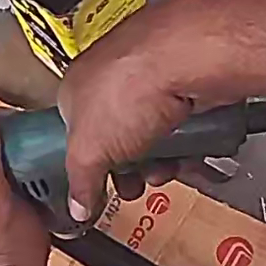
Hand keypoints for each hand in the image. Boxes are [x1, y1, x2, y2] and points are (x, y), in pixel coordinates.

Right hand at [57, 3, 218, 222]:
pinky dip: (185, 145)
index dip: (89, 168)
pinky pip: (181, 125)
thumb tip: (78, 208)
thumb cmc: (130, 87)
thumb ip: (81, 183)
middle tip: (138, 187)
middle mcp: (110, 81)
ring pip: (151, 135)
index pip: (75, 138)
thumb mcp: (89, 151)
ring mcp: (149, 80)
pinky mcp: (184, 85)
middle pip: (117, 140)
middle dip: (130, 172)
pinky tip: (190, 157)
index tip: (100, 192)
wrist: (186, 57)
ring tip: (167, 171)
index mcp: (76, 91)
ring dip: (160, 163)